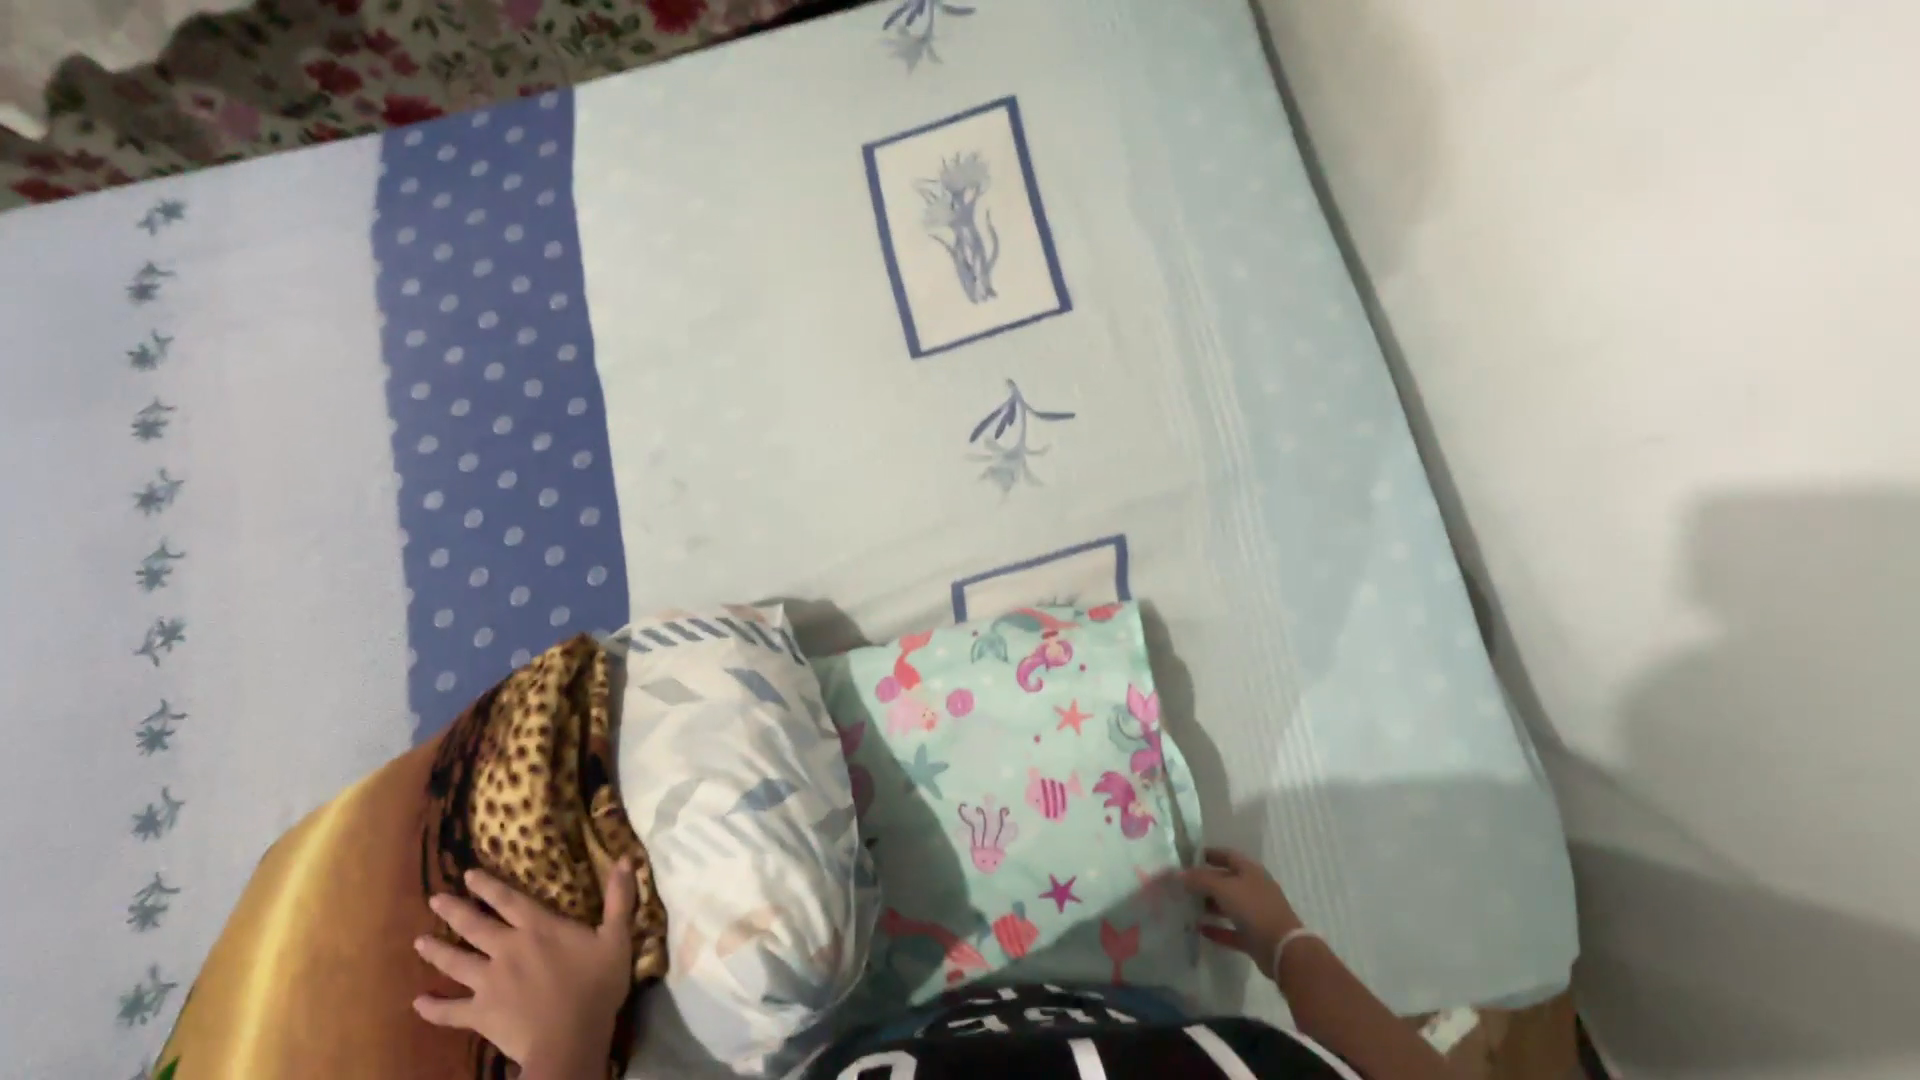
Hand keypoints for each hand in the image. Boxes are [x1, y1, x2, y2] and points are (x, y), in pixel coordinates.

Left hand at [413, 859, 636, 1076]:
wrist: (569, 1038)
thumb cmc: (596, 985)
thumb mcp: (617, 937)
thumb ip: (619, 899)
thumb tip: (626, 859)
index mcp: (538, 928)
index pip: (508, 900)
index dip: (488, 886)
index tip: (468, 874)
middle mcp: (507, 948)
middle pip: (474, 926)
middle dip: (454, 910)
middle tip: (434, 899)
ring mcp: (489, 982)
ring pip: (456, 962)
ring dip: (436, 951)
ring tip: (419, 942)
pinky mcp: (480, 1013)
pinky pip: (450, 1011)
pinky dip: (433, 1008)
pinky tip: (418, 1003)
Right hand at [1180, 847, 1304, 971]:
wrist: (1283, 949)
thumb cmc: (1254, 909)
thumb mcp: (1224, 888)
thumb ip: (1200, 879)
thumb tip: (1178, 874)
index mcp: (1251, 872)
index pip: (1228, 855)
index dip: (1210, 854)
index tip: (1189, 858)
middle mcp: (1254, 889)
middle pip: (1227, 881)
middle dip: (1205, 882)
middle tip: (1182, 885)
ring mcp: (1256, 914)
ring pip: (1229, 906)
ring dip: (1210, 906)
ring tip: (1187, 906)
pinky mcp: (1254, 937)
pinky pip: (1232, 930)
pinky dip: (1217, 929)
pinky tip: (1200, 930)